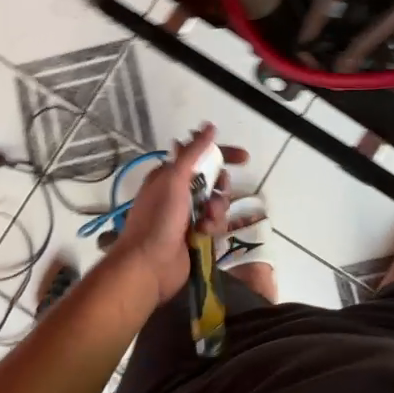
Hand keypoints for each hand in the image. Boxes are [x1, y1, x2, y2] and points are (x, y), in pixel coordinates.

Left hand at [108, 126, 249, 309]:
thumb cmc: (158, 218)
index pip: (200, 156)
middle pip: (213, 181)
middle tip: (217, 194)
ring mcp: (187, 216)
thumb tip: (209, 127)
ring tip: (207, 220)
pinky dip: (212, 226)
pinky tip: (204, 234)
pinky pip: (214, 224)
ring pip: (216, 203)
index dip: (222, 155)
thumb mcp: (174, 179)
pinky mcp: (195, 236)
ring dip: (217, 209)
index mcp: (169, 175)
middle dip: (220, 187)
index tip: (244, 158)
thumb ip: (193, 152)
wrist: (148, 265)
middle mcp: (178, 193)